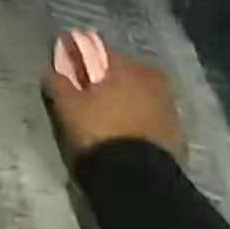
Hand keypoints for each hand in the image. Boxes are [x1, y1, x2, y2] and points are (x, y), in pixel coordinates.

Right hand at [41, 33, 186, 162]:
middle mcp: (153, 84)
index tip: (73, 68)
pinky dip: (141, 121)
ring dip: (130, 100)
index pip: (103, 51)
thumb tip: (52, 72)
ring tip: (111, 115)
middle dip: (114, 78)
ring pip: (144, 95)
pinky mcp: (178, 136)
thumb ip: (57, 83)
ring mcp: (170, 111)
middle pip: (129, 72)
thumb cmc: (99, 130)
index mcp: (127, 70)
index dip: (85, 58)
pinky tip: (127, 133)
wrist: (136, 177)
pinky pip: (154, 118)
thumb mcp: (66, 105)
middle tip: (95, 91)